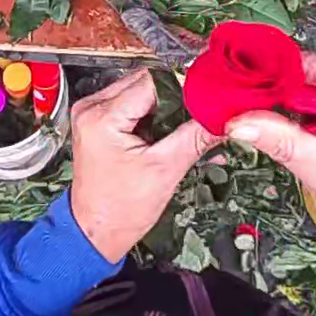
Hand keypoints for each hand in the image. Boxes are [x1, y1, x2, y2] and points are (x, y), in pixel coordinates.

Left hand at [69, 69, 220, 261]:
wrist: (95, 233)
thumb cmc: (119, 210)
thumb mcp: (165, 170)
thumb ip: (196, 137)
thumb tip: (222, 118)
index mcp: (102, 117)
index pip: (153, 81)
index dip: (183, 88)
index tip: (205, 100)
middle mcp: (92, 107)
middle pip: (146, 81)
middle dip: (175, 97)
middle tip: (197, 115)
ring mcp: (94, 112)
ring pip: (141, 90)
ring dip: (166, 105)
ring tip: (182, 126)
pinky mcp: (99, 120)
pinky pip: (133, 102)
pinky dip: (154, 113)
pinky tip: (169, 129)